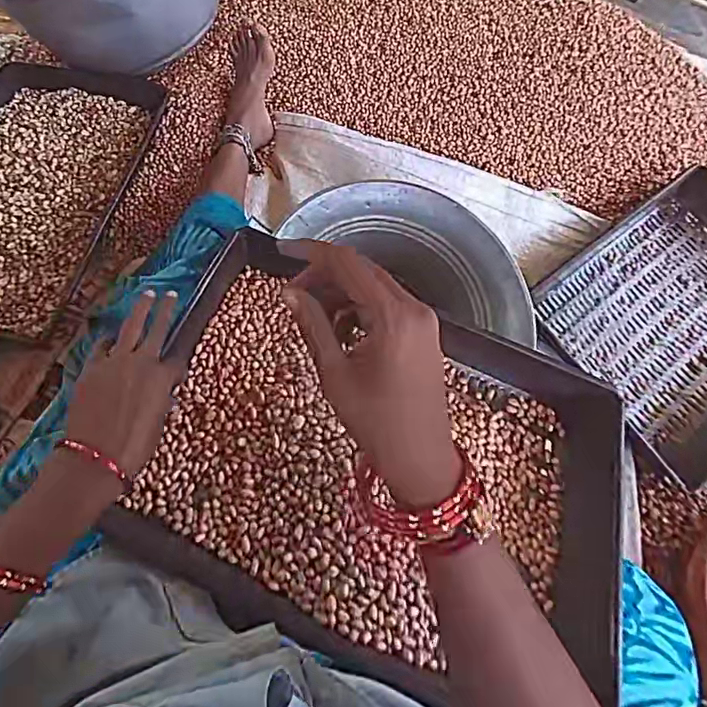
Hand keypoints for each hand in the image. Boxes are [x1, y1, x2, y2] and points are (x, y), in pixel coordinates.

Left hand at [63, 289, 179, 491]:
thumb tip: (163, 396)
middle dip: (165, 309)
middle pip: (157, 329)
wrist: (95, 456)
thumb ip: (160, 403)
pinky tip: (111, 336)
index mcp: (162, 378)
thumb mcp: (157, 425)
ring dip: (140, 310)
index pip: (176, 362)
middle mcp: (141, 363)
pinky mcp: (92, 368)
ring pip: (131, 327)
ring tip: (146, 294)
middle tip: (171, 294)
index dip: (179, 365)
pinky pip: (102, 346)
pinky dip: (109, 340)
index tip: (179, 366)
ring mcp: (114, 362)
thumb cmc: (133, 448)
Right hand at [280, 240, 460, 508]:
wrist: (421, 458)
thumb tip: (290, 292)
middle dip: (324, 276)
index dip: (313, 252)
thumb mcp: (335, 373)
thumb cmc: (376, 422)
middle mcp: (414, 308)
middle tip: (293, 292)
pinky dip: (359, 309)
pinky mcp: (422, 332)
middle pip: (363, 271)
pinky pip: (386, 306)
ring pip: (373, 288)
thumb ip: (312, 325)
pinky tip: (339, 331)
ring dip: (341, 294)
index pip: (349, 264)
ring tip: (313, 319)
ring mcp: (422, 319)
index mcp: (394, 315)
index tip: (283, 249)